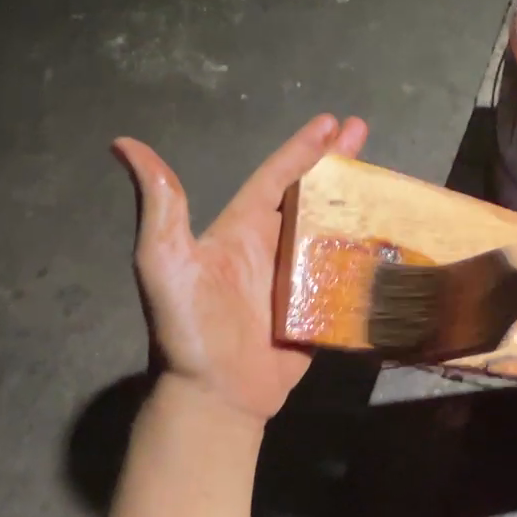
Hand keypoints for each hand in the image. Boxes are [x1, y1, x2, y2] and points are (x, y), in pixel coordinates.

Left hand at [112, 115, 367, 423]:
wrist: (215, 393)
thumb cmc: (188, 327)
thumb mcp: (164, 261)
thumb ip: (160, 205)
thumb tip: (123, 144)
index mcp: (241, 229)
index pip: (277, 177)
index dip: (303, 149)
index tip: (333, 122)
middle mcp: (272, 247)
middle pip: (313, 197)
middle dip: (339, 165)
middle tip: (365, 135)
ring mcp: (298, 280)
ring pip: (334, 234)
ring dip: (359, 208)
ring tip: (387, 185)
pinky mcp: (317, 311)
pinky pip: (346, 278)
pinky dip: (368, 260)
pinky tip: (392, 245)